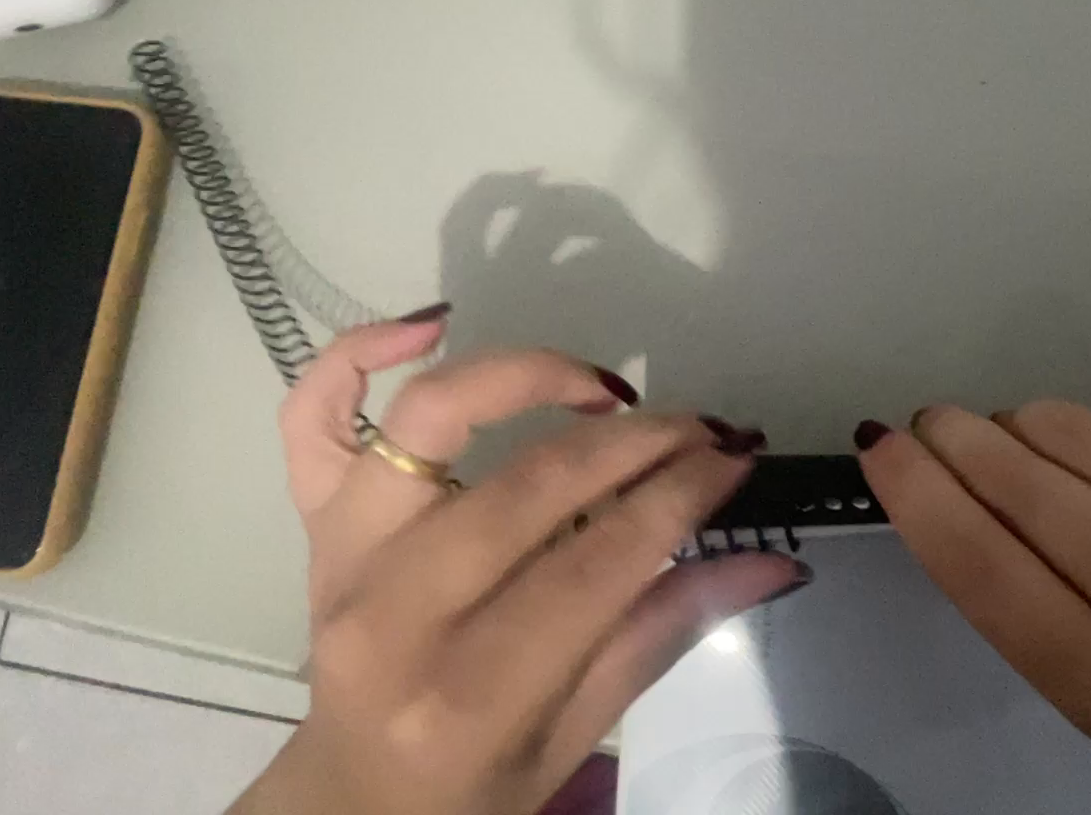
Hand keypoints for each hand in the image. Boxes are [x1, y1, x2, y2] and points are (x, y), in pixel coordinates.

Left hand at [235, 311, 806, 814]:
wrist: (355, 793)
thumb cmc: (476, 777)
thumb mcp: (583, 729)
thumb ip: (672, 628)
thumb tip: (778, 560)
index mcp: (465, 693)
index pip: (594, 566)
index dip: (676, 497)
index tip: (733, 455)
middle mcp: (390, 612)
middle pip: (528, 486)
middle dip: (635, 443)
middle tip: (697, 426)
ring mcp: (338, 553)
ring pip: (429, 420)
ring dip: (528, 377)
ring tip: (598, 387)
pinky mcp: (312, 519)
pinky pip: (312, 413)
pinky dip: (360, 352)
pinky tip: (434, 323)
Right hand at [857, 381, 1090, 774]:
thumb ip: (1017, 590)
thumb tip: (930, 472)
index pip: (988, 574)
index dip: (918, 494)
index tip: (879, 441)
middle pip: (1030, 492)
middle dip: (964, 440)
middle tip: (940, 420)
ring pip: (1087, 433)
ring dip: (1041, 426)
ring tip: (1047, 442)